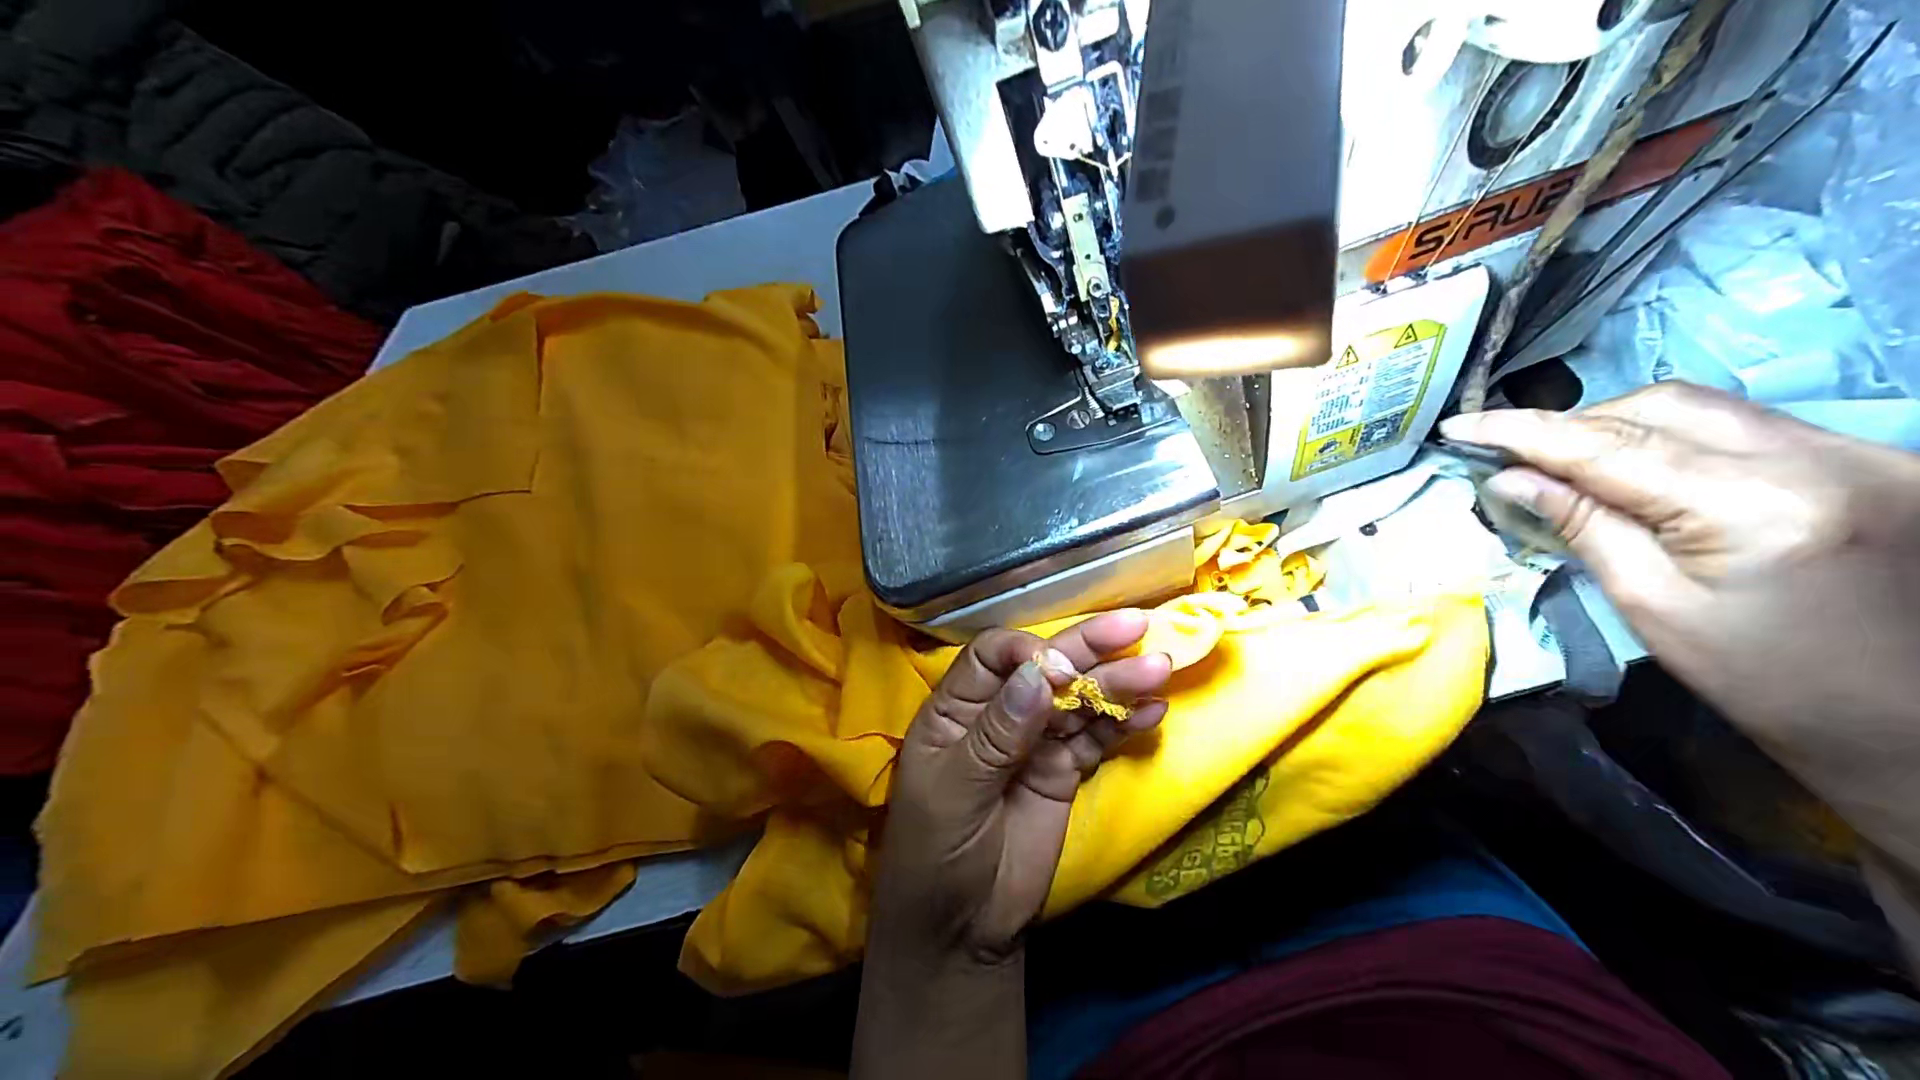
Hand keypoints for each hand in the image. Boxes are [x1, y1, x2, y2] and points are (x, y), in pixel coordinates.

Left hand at [852, 611, 1169, 1079]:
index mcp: (956, 709)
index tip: (1058, 666)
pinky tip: (1153, 712)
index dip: (1027, 651)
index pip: (993, 657)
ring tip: (1158, 669)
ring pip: (1078, 702)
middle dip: (1087, 648)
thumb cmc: (935, 853)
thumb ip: (998, 733)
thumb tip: (1042, 672)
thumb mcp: (954, 791)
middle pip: (1045, 669)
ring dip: (1117, 684)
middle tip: (1136, 627)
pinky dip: (1123, 725)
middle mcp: (999, 715)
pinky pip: (1096, 740)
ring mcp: (1035, 743)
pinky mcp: (1063, 773)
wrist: (960, 928)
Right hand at [1440, 383, 1919, 863]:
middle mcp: (1824, 457)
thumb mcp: (1652, 607)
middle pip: (1663, 407)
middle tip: (1513, 457)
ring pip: (1705, 408)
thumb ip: (1583, 526)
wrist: (1914, 724)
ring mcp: (1862, 451)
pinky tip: (1644, 471)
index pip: (1612, 447)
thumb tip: (1510, 479)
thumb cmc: (1766, 684)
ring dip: (1622, 428)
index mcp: (1760, 507)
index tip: (1459, 428)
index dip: (1525, 432)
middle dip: (1576, 425)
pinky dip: (1675, 439)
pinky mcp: (1875, 458)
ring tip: (1569, 464)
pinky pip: (1746, 426)